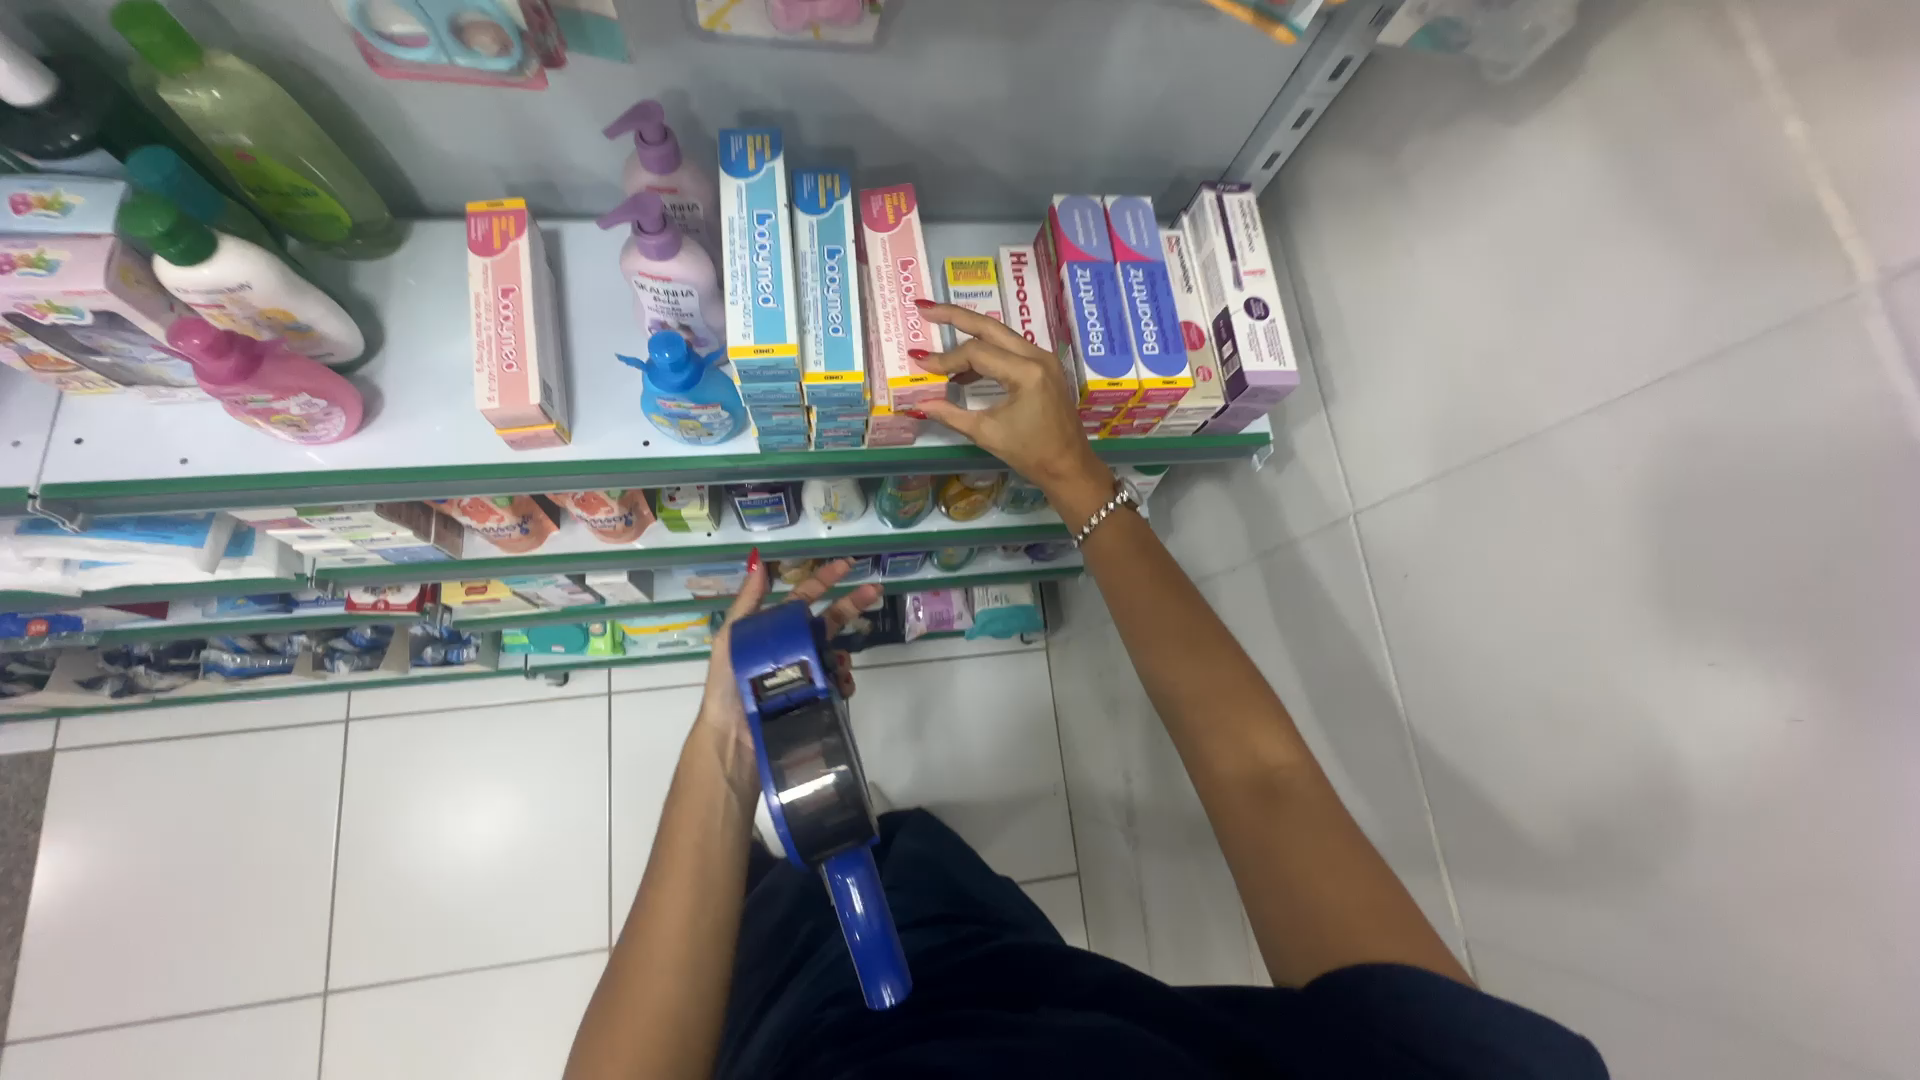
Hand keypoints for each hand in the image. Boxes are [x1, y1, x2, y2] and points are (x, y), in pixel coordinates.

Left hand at [696, 553, 883, 801]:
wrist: (732, 738)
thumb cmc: (727, 686)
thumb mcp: (730, 639)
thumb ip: (747, 602)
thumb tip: (758, 562)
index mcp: (777, 631)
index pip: (805, 598)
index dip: (825, 580)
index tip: (848, 565)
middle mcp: (796, 648)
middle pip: (830, 620)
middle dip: (852, 604)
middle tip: (874, 590)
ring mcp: (809, 673)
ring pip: (837, 653)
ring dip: (843, 653)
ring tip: (840, 665)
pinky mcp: (817, 698)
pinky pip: (839, 684)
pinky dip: (844, 681)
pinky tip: (841, 685)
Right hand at [905, 301, 1110, 505]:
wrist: (1070, 467)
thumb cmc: (1031, 454)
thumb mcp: (986, 434)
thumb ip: (950, 414)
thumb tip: (917, 404)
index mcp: (1026, 373)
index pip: (976, 353)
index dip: (945, 359)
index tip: (921, 366)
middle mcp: (1037, 357)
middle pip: (989, 327)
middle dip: (955, 316)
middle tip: (925, 309)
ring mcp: (1044, 359)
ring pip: (1000, 335)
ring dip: (969, 335)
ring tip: (940, 331)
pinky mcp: (1045, 368)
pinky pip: (1011, 350)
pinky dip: (986, 354)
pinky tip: (964, 372)